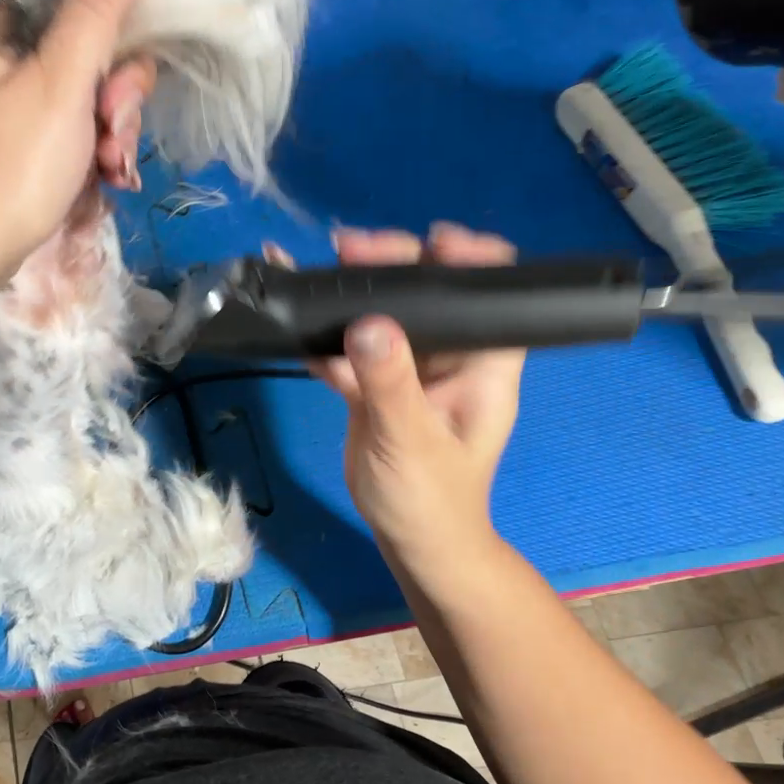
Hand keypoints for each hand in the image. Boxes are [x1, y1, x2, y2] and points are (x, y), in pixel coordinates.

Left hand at [0, 0, 156, 268]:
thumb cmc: (11, 165)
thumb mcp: (62, 77)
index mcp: (12, 26)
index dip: (119, 20)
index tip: (124, 63)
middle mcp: (18, 59)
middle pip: (99, 49)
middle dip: (119, 94)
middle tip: (109, 128)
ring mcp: (27, 107)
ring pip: (99, 99)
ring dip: (115, 133)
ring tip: (105, 168)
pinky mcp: (36, 148)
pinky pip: (85, 136)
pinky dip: (100, 157)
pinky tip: (103, 181)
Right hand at [311, 224, 527, 573]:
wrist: (411, 541)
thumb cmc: (430, 497)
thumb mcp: (410, 441)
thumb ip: (390, 384)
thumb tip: (367, 323)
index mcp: (483, 364)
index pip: (491, 295)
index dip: (470, 260)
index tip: (429, 243)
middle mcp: (449, 356)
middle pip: (427, 294)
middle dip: (391, 265)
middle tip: (347, 249)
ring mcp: (407, 369)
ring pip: (382, 317)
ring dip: (349, 293)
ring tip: (314, 266)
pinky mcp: (372, 385)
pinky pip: (348, 350)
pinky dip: (320, 334)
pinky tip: (291, 314)